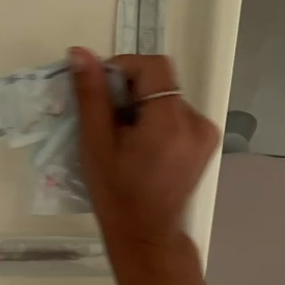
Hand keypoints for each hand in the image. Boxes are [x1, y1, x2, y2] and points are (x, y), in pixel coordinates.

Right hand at [69, 47, 220, 251]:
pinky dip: (153, 117)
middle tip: (105, 118)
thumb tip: (80, 53)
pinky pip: (175, 111)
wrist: (145, 232)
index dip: (122, 68)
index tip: (99, 91)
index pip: (153, 67)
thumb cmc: (114, 191)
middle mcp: (197, 122)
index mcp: (171, 123)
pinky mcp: (205, 140)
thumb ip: (91, 94)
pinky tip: (138, 142)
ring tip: (121, 134)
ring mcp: (205, 132)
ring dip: (139, 104)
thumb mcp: (94, 141)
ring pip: (165, 95)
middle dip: (128, 90)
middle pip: (159, 81)